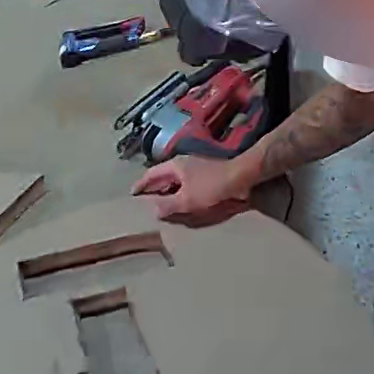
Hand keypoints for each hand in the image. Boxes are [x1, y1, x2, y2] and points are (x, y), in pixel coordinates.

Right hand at [131, 154, 256, 223]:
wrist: (241, 176)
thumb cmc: (211, 186)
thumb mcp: (188, 200)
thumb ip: (168, 205)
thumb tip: (152, 210)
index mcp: (174, 166)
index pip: (151, 174)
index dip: (141, 184)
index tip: (132, 193)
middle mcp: (183, 163)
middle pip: (163, 176)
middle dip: (154, 187)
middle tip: (145, 200)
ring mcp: (195, 167)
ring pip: (175, 180)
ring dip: (167, 191)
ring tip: (161, 204)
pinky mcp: (206, 174)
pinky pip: (186, 183)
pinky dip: (179, 192)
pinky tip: (182, 202)